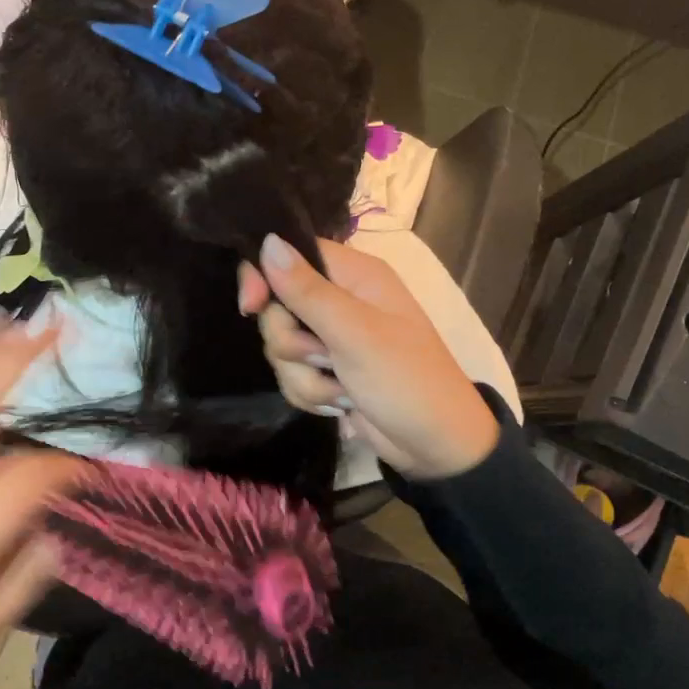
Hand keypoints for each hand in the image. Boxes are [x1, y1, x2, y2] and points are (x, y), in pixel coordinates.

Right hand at [240, 235, 498, 478]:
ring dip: (305, 375)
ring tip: (342, 389)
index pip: (290, 254)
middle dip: (291, 342)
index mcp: (354, 275)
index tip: (251, 307)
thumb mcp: (355, 333)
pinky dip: (311, 393)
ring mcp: (333, 338)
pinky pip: (292, 374)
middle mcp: (341, 300)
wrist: (437, 447)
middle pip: (277, 307)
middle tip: (323, 357)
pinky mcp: (328, 372)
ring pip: (281, 346)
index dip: (264, 276)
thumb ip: (307, 290)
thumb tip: (267, 241)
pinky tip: (342, 404)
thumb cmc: (406, 380)